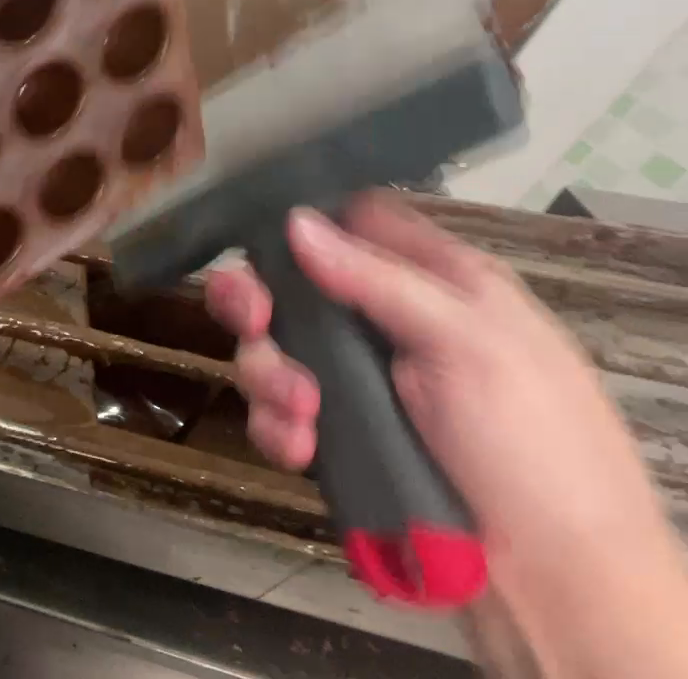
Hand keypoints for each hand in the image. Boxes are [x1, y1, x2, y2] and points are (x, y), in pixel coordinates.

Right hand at [203, 192, 687, 672]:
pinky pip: (270, 410)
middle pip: (286, 285)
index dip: (304, 220)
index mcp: (434, 287)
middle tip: (253, 318)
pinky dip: (276, 425)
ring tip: (302, 410)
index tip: (260, 232)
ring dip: (269, 374)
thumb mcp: (472, 346)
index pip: (355, 225)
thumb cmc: (536, 447)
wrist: (546, 579)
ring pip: (266, 347)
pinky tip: (303, 444)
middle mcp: (381, 325)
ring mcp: (349, 381)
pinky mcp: (325, 431)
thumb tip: (295, 221)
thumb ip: (380, 280)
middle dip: (254, 300)